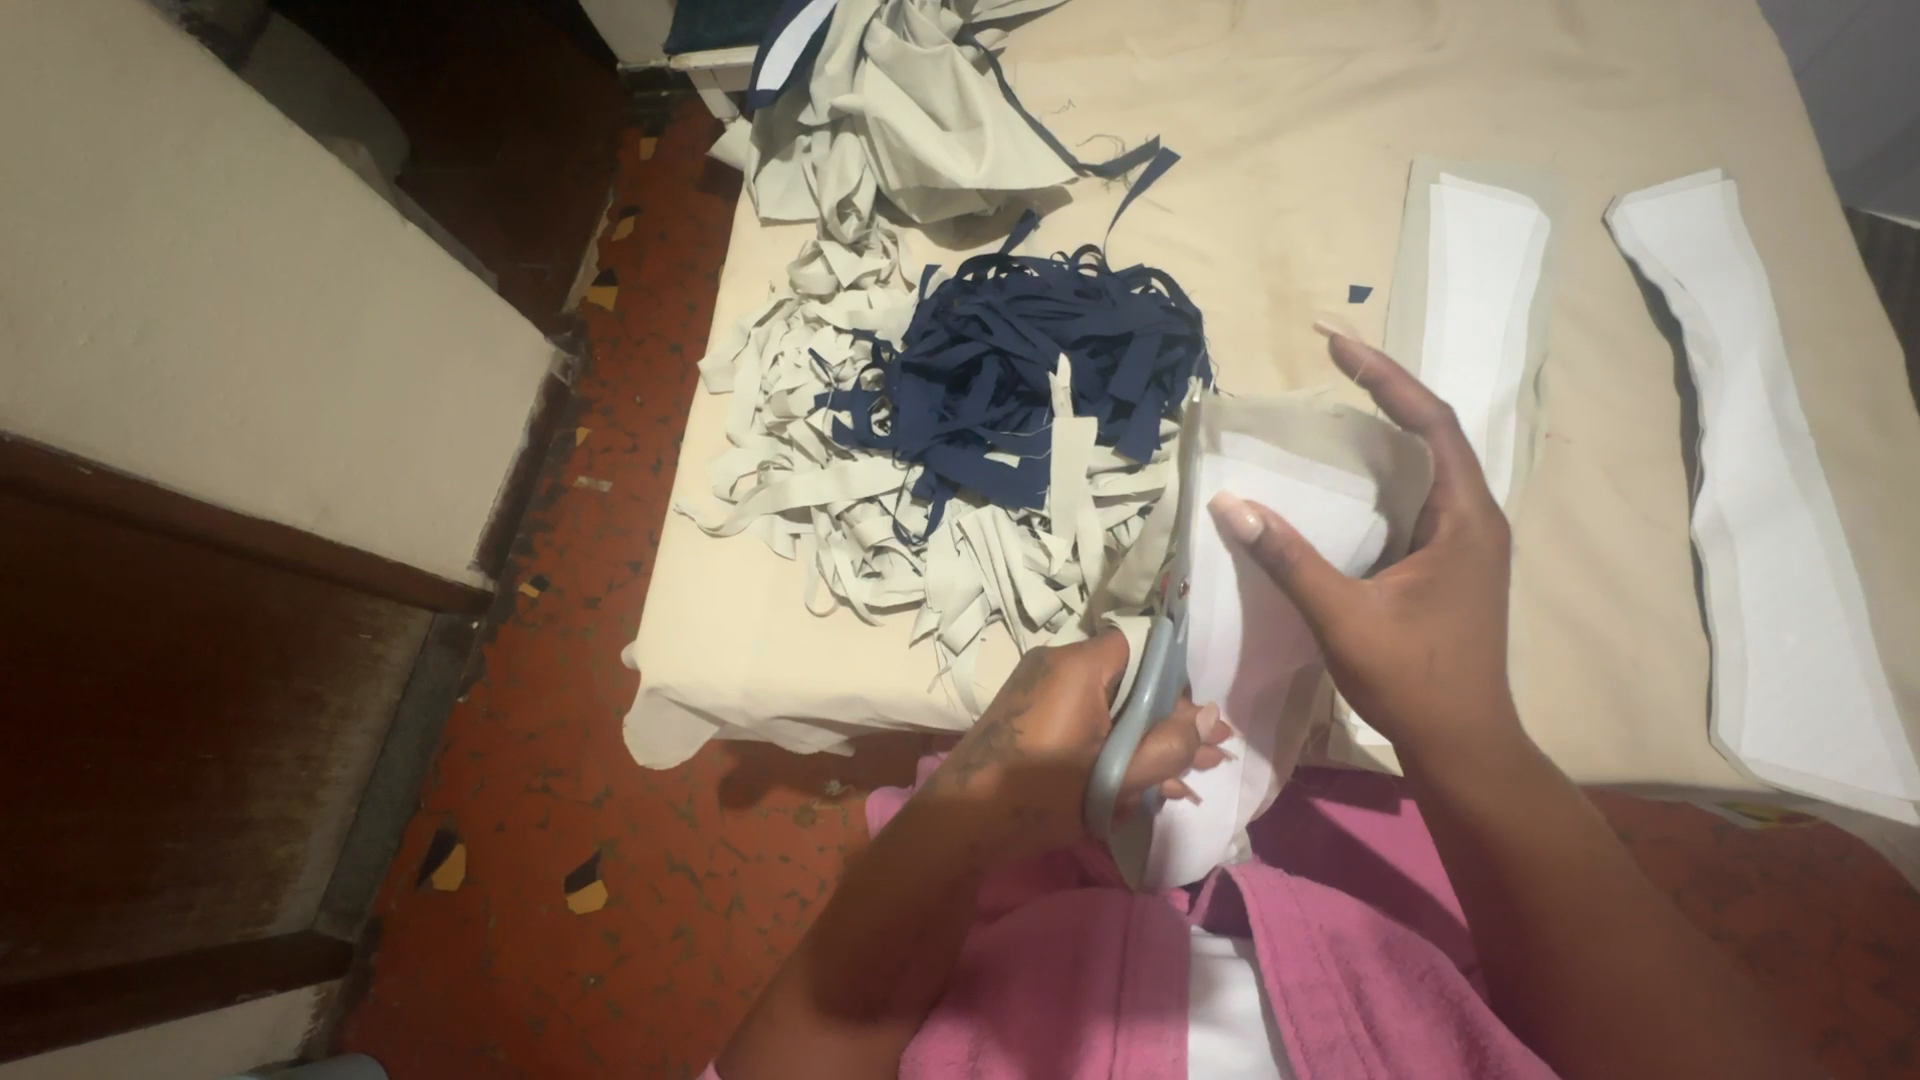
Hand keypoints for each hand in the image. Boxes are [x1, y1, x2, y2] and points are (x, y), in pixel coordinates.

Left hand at [919, 630, 1229, 863]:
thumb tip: (1212, 717)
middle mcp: (1056, 665)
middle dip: (1169, 722)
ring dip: (1144, 740)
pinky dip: (1111, 744)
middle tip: (1212, 755)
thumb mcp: (1114, 777)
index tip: (1198, 722)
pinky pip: (1082, 718)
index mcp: (1078, 666)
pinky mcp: (1030, 715)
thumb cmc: (1040, 794)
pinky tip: (1146, 783)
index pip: (1141, 648)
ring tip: (1191, 777)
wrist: (960, 820)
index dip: (1175, 682)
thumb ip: (1168, 746)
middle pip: (1127, 681)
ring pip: (1108, 706)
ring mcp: (1039, 689)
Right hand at [1206, 332, 1523, 765]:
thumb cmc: (1413, 679)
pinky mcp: (1443, 565)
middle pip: (1431, 435)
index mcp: (1464, 519)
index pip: (1430, 424)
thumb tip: (1230, 504)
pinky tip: (1338, 485)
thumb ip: (1288, 558)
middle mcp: (1471, 520)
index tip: (1336, 344)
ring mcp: (1461, 544)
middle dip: (1383, 393)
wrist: (1462, 742)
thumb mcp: (1343, 617)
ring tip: (1330, 410)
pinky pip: (1408, 502)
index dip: (1385, 378)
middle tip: (1329, 364)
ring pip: (1421, 469)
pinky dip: (1375, 479)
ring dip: (1380, 434)